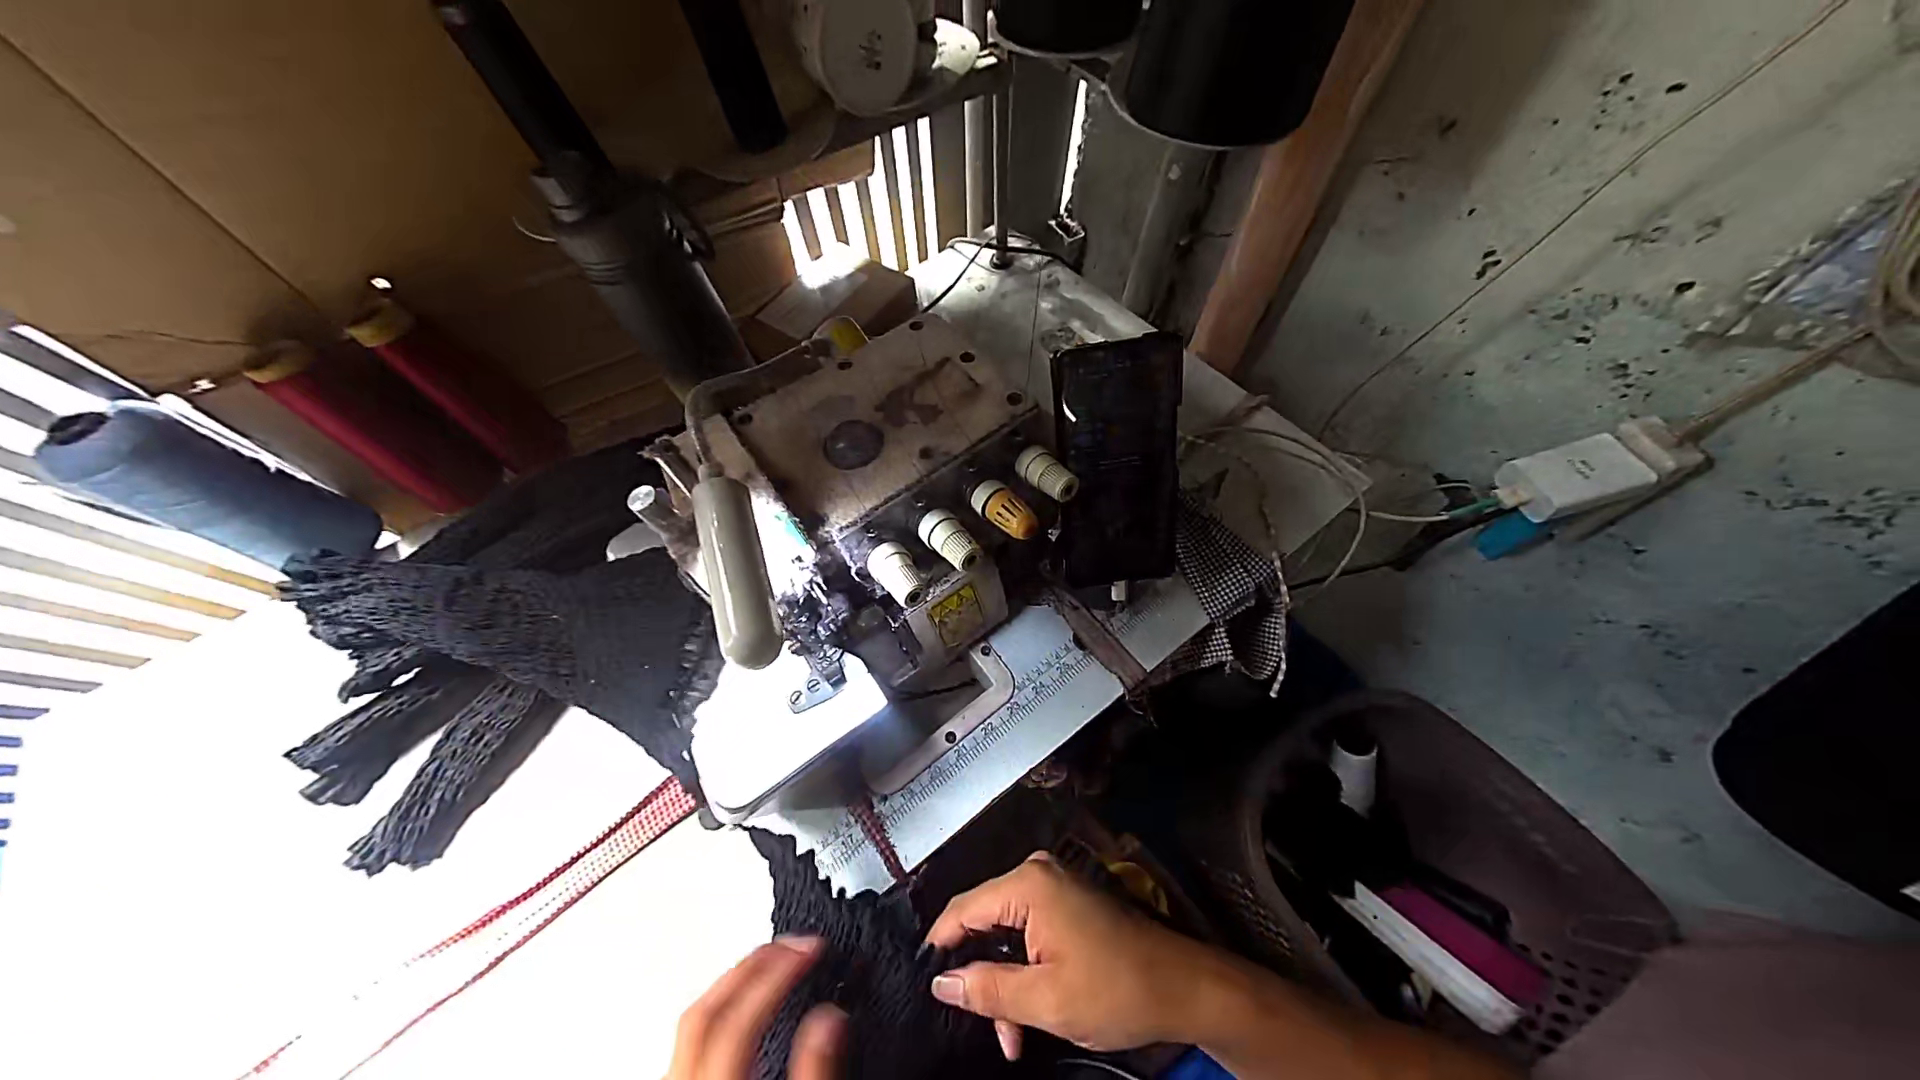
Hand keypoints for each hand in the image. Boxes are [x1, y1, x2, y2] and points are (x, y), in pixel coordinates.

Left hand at [667, 937, 844, 1079]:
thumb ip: (815, 1071)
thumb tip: (832, 1017)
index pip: (741, 1021)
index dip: (779, 974)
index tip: (812, 947)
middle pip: (707, 1012)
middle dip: (754, 964)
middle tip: (794, 941)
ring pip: (692, 1019)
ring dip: (733, 978)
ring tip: (771, 958)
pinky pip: (688, 1033)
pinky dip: (718, 1003)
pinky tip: (740, 997)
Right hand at [924, 853, 1239, 1060]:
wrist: (1183, 987)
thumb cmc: (1116, 989)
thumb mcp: (1045, 1000)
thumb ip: (987, 989)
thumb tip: (941, 981)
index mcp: (1028, 885)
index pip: (962, 910)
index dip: (940, 947)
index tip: (928, 985)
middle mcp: (1037, 873)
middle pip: (984, 922)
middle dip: (982, 977)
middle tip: (991, 1027)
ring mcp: (1054, 886)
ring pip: (1005, 933)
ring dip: (1005, 982)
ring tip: (1014, 1033)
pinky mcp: (1067, 902)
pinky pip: (1027, 931)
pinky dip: (1024, 968)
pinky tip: (1029, 1011)